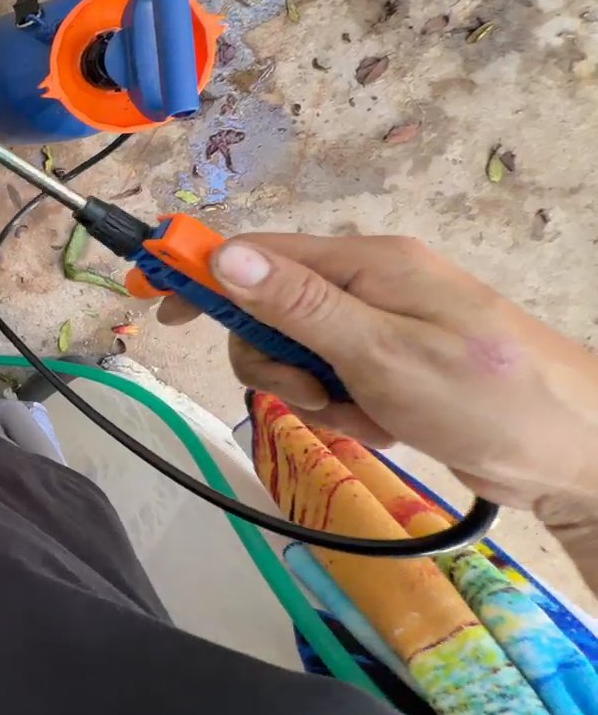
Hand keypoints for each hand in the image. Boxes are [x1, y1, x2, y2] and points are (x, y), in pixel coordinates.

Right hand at [157, 234, 597, 510]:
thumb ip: (297, 303)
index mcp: (366, 263)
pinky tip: (379, 419)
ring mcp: (374, 320)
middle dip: (269, 355)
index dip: (198, 273)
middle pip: (262, 307)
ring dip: (305, 387)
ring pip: (287, 347)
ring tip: (355, 413)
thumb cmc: (490, 400)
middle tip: (303, 391)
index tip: (158, 304)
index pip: (252, 253)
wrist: (590, 461)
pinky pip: (323, 372)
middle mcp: (364, 282)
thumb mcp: (382, 352)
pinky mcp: (383, 356)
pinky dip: (337, 402)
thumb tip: (223, 256)